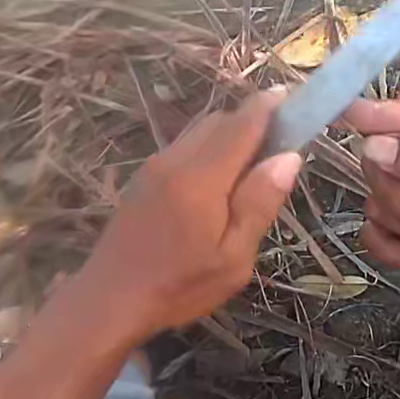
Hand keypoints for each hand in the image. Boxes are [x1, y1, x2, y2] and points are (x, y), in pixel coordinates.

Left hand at [70, 91, 301, 340]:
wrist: (109, 300)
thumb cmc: (179, 286)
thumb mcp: (232, 258)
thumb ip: (258, 204)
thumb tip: (288, 157)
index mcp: (202, 178)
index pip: (241, 125)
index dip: (268, 107)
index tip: (290, 98)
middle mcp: (175, 160)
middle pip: (218, 122)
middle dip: (249, 123)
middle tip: (275, 151)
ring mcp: (153, 168)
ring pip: (197, 133)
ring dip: (226, 138)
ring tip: (247, 172)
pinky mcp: (142, 180)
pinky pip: (182, 149)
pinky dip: (206, 152)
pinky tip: (214, 187)